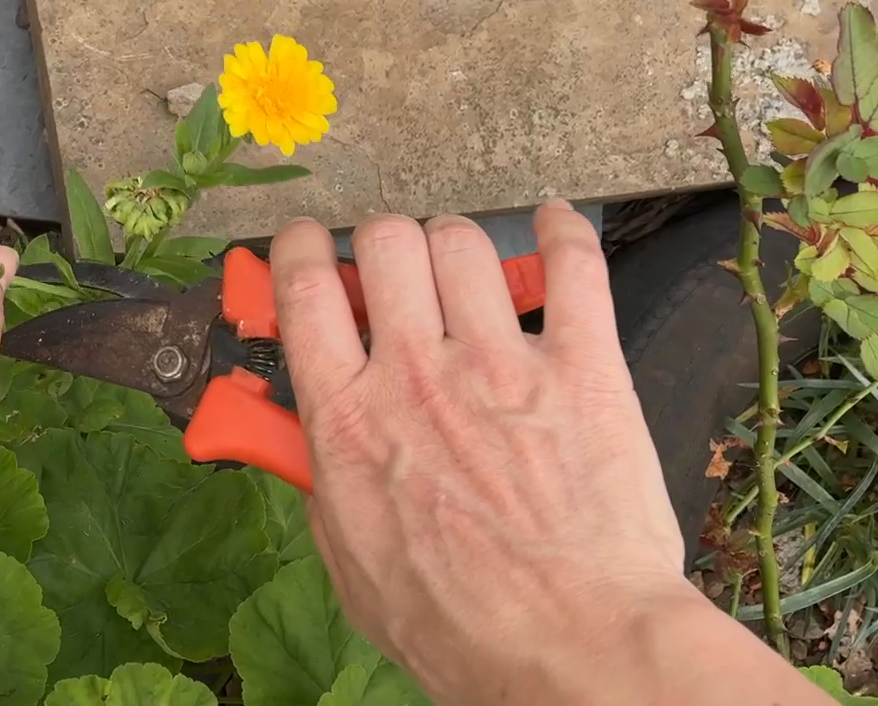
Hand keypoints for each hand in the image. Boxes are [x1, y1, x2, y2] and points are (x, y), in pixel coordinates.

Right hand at [270, 205, 793, 703]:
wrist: (580, 659)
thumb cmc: (453, 623)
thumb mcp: (345, 557)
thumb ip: (315, 476)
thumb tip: (304, 428)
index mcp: (348, 414)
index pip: (303, 287)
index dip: (296, 246)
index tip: (305, 245)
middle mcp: (414, 371)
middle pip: (383, 241)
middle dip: (379, 240)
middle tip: (391, 271)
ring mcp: (499, 364)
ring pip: (461, 242)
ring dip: (450, 243)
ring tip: (458, 272)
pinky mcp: (581, 370)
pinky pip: (572, 269)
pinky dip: (561, 231)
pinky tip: (551, 218)